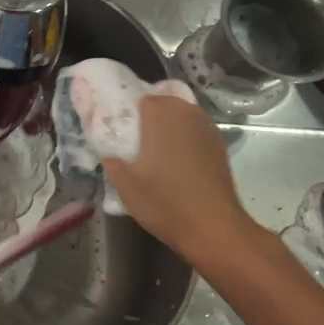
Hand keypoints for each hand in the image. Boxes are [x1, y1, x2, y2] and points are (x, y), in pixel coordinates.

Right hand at [100, 94, 255, 261]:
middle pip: (158, 100)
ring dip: (163, 124)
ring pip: (178, 114)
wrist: (214, 229)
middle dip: (142, 114)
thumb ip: (108, 155)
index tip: (110, 127)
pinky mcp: (218, 145)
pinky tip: (171, 160)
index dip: (120, 109)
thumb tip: (105, 143)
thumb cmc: (164, 201)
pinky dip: (180, 137)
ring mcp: (206, 127)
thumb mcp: (122, 181)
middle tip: (128, 139)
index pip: (133, 94)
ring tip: (149, 148)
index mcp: (159, 113)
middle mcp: (185, 111)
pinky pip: (192, 129)